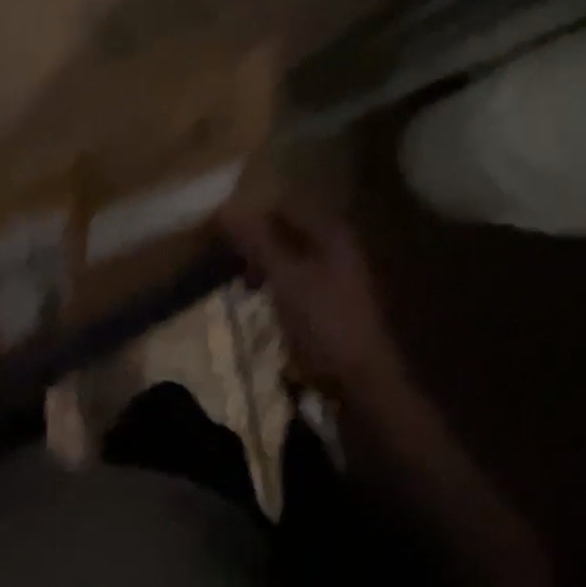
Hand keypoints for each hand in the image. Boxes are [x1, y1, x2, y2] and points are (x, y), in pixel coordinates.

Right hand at [221, 207, 401, 400]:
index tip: (222, 232)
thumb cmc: (323, 321)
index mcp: (331, 232)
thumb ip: (256, 240)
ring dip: (264, 264)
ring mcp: (339, 275)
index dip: (252, 215)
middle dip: (256, 242)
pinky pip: (298, 279)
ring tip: (243, 283)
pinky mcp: (334, 302)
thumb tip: (225, 208)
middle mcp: (339, 246)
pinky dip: (277, 283)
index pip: (283, 206)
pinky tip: (263, 299)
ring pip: (291, 256)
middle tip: (229, 259)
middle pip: (288, 230)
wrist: (363, 381)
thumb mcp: (284, 277)